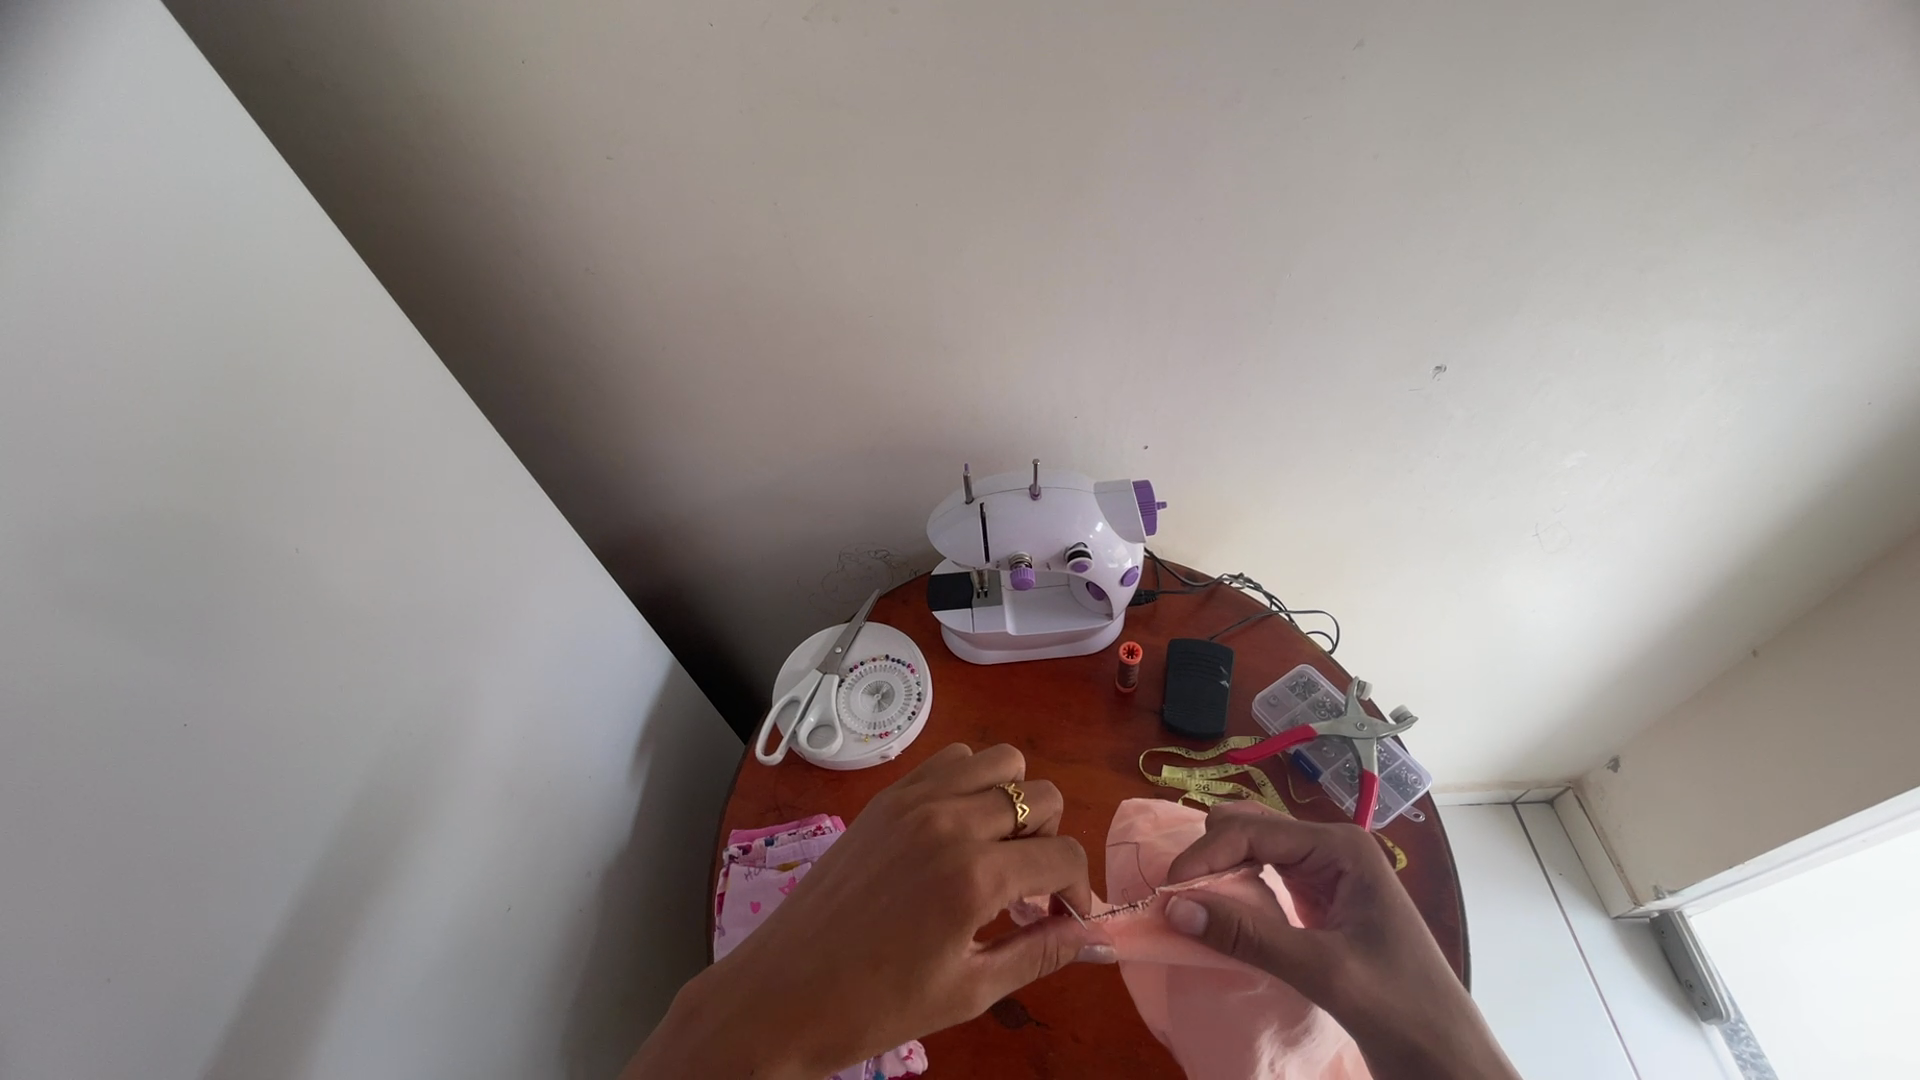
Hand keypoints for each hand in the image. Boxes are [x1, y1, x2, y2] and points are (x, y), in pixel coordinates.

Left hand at [625, 743, 1105, 1078]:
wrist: (782, 991)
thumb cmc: (875, 1005)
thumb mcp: (968, 991)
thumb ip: (1039, 953)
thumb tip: (1092, 934)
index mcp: (975, 875)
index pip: (1062, 854)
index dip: (1079, 888)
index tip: (1067, 916)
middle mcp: (951, 819)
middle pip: (1041, 794)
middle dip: (1050, 839)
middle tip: (1028, 886)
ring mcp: (916, 797)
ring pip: (999, 760)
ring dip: (1013, 800)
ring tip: (995, 848)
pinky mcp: (889, 794)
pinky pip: (950, 758)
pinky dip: (969, 782)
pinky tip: (955, 829)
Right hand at [1162, 802, 1518, 1079]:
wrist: (1453, 1065)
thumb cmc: (1401, 1010)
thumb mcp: (1322, 972)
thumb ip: (1248, 936)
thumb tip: (1172, 907)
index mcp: (1340, 846)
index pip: (1251, 830)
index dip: (1204, 855)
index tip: (1167, 892)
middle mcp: (1331, 847)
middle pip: (1248, 829)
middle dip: (1209, 857)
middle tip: (1178, 898)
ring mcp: (1326, 872)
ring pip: (1252, 849)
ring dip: (1219, 870)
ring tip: (1193, 904)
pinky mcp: (1320, 899)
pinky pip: (1263, 875)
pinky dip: (1235, 888)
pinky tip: (1223, 913)